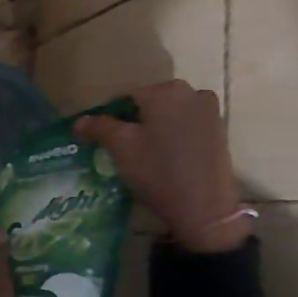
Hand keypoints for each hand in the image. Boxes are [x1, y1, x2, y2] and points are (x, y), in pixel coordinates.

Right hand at [73, 81, 248, 252]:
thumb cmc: (157, 171)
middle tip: (115, 147)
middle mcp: (191, 92)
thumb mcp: (120, 148)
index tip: (96, 137)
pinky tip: (160, 156)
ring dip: (149, 128)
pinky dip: (167, 135)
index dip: (105, 117)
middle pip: (147, 103)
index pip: (123, 97)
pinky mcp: (217, 129)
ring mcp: (208, 110)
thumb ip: (98, 128)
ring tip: (137, 153)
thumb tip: (80, 121)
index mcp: (165, 91)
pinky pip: (183, 124)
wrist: (203, 205)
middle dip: (129, 121)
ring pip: (165, 114)